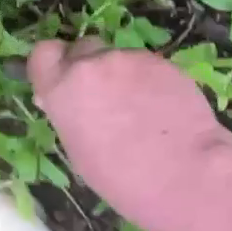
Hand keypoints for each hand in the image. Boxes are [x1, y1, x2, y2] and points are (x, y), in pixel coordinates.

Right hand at [28, 39, 231, 230]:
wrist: (189, 175)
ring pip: (116, 58)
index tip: (63, 82)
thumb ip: (67, 113)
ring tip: (142, 111)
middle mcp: (91, 64)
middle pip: (82, 49)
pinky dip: (149, 81)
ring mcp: (127, 58)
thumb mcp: (80, 151)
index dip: (53, 65)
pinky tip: (163, 110)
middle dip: (89, 67)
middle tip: (106, 98)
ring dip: (122, 75)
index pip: (43, 53)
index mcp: (62, 89)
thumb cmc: (125, 181)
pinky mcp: (159, 60)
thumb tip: (63, 98)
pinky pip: (145, 65)